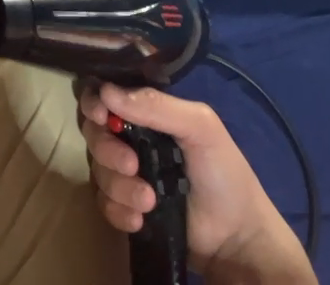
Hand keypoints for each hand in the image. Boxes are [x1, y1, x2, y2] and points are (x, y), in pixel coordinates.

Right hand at [81, 83, 315, 284]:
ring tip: (149, 201)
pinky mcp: (125, 206)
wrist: (236, 239)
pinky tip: (140, 220)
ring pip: (97, 169)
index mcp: (147, 112)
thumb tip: (106, 91)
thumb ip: (157, 105)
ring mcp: (126, 173)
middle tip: (133, 166)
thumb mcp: (202, 127)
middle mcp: (131, 137)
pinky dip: (118, 211)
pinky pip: (103, 202)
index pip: (104, 94)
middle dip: (108, 150)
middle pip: (93, 132)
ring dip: (120, 186)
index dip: (93, 101)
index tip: (101, 115)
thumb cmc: (224, 173)